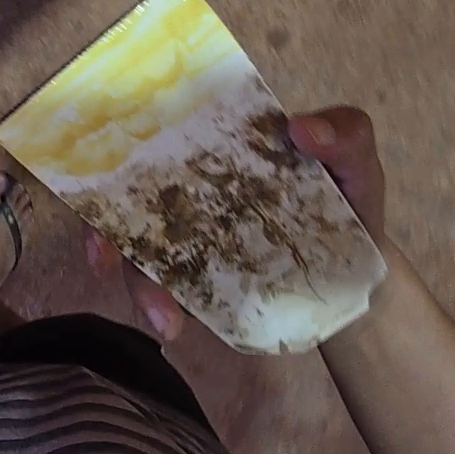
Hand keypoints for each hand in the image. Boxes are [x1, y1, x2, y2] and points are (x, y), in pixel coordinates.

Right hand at [85, 105, 387, 341]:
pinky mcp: (193, 272)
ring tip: (161, 317)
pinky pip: (158, 281)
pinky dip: (154, 302)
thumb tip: (301, 130)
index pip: (148, 131)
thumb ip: (345, 136)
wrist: (357, 274)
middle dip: (100, 225)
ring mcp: (184, 228)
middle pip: (121, 193)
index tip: (97, 172)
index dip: (110, 147)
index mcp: (209, 140)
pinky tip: (170, 324)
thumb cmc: (345, 196)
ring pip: (133, 244)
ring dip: (133, 278)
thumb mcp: (355, 160)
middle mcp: (182, 179)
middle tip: (103, 259)